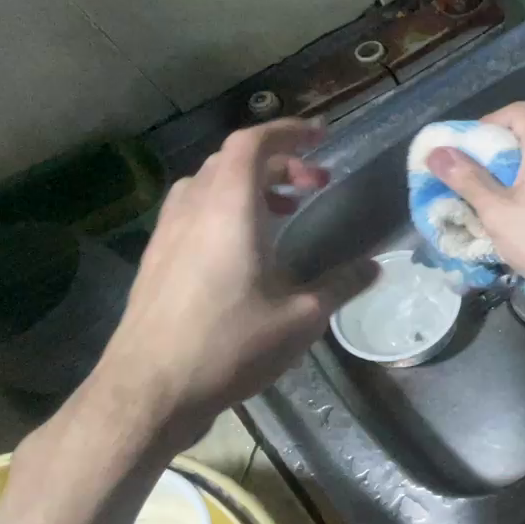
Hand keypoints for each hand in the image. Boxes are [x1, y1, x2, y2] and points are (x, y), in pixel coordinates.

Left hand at [86, 119, 376, 449]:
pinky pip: (194, 209)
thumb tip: (377, 266)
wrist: (147, 392)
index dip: (288, 131)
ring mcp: (168, 235)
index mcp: (230, 212)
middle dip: (279, 160)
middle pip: (231, 159)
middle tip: (316, 184)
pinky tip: (247, 245)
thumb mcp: (302, 317)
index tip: (323, 137)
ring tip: (284, 210)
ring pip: (208, 182)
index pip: (252, 145)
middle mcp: (194, 212)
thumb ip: (341, 284)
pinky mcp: (157, 260)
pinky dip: (227, 205)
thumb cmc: (229, 346)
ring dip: (249, 182)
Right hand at [425, 102, 524, 320]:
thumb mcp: (497, 210)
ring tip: (478, 204)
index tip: (466, 147)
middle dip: (490, 157)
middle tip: (464, 179)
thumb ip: (467, 179)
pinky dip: (523, 201)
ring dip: (505, 183)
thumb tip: (438, 151)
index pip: (520, 112)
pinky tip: (506, 226)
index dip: (490, 121)